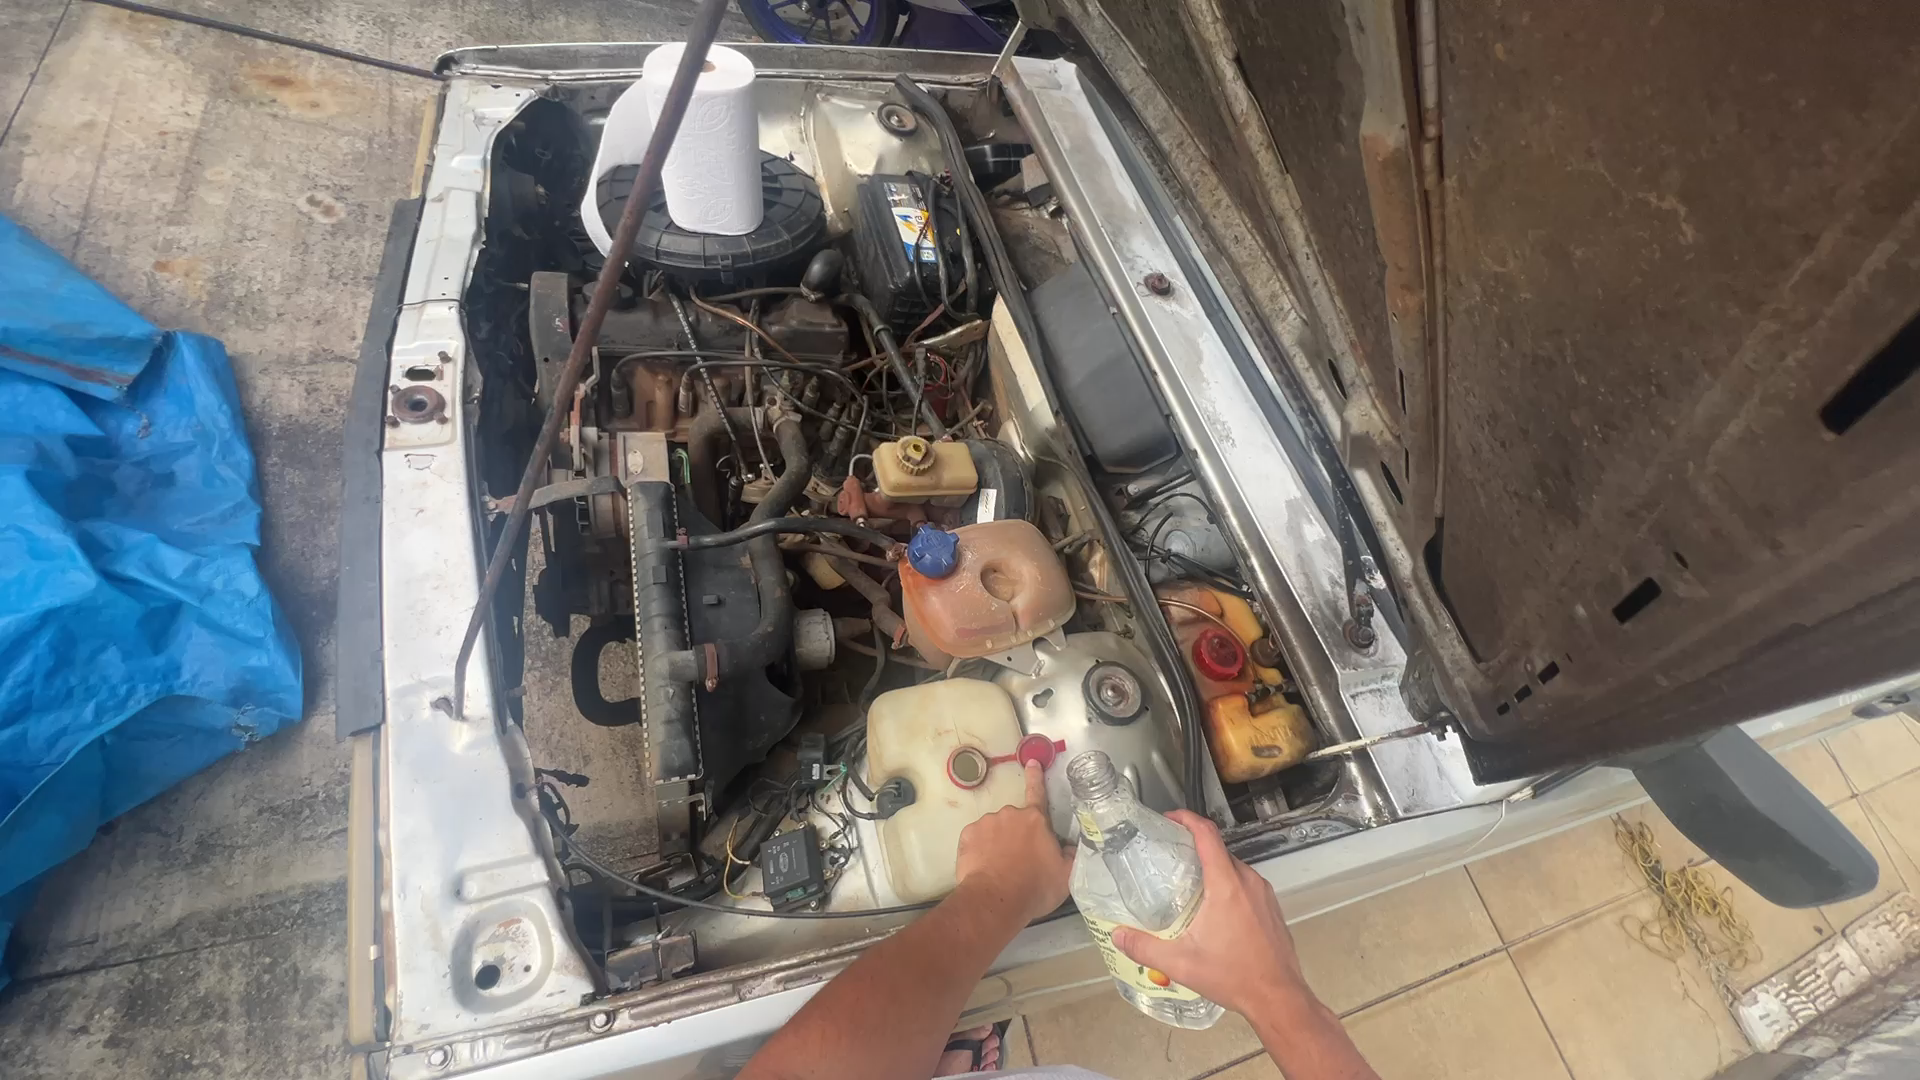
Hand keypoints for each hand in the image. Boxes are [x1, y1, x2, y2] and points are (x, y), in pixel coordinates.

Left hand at [955, 762, 1071, 921]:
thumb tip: (1069, 847)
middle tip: (1019, 861)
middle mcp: (1010, 814)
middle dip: (1017, 836)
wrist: (996, 900)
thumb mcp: (1065, 875)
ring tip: (1000, 869)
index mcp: (1035, 819)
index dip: (1036, 777)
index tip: (1032, 762)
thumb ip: (1070, 855)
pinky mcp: (968, 835)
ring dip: (998, 843)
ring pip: (995, 830)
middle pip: (1015, 821)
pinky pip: (976, 839)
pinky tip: (984, 867)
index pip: (1037, 792)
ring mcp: (986, 822)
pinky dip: (980, 850)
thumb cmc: (1034, 887)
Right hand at [1110, 810, 1311, 1016]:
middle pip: (1218, 848)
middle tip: (1170, 857)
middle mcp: (1247, 881)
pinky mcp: (1272, 907)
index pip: (1206, 833)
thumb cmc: (1234, 976)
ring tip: (1188, 882)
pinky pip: (1246, 882)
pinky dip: (1228, 882)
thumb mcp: (1182, 963)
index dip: (1186, 818)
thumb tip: (1118, 934)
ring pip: (1232, 866)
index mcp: (1226, 883)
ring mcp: (1264, 893)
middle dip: (1193, 846)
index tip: (1168, 818)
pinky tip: (1215, 907)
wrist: (1281, 1001)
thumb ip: (1145, 947)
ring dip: (1211, 866)